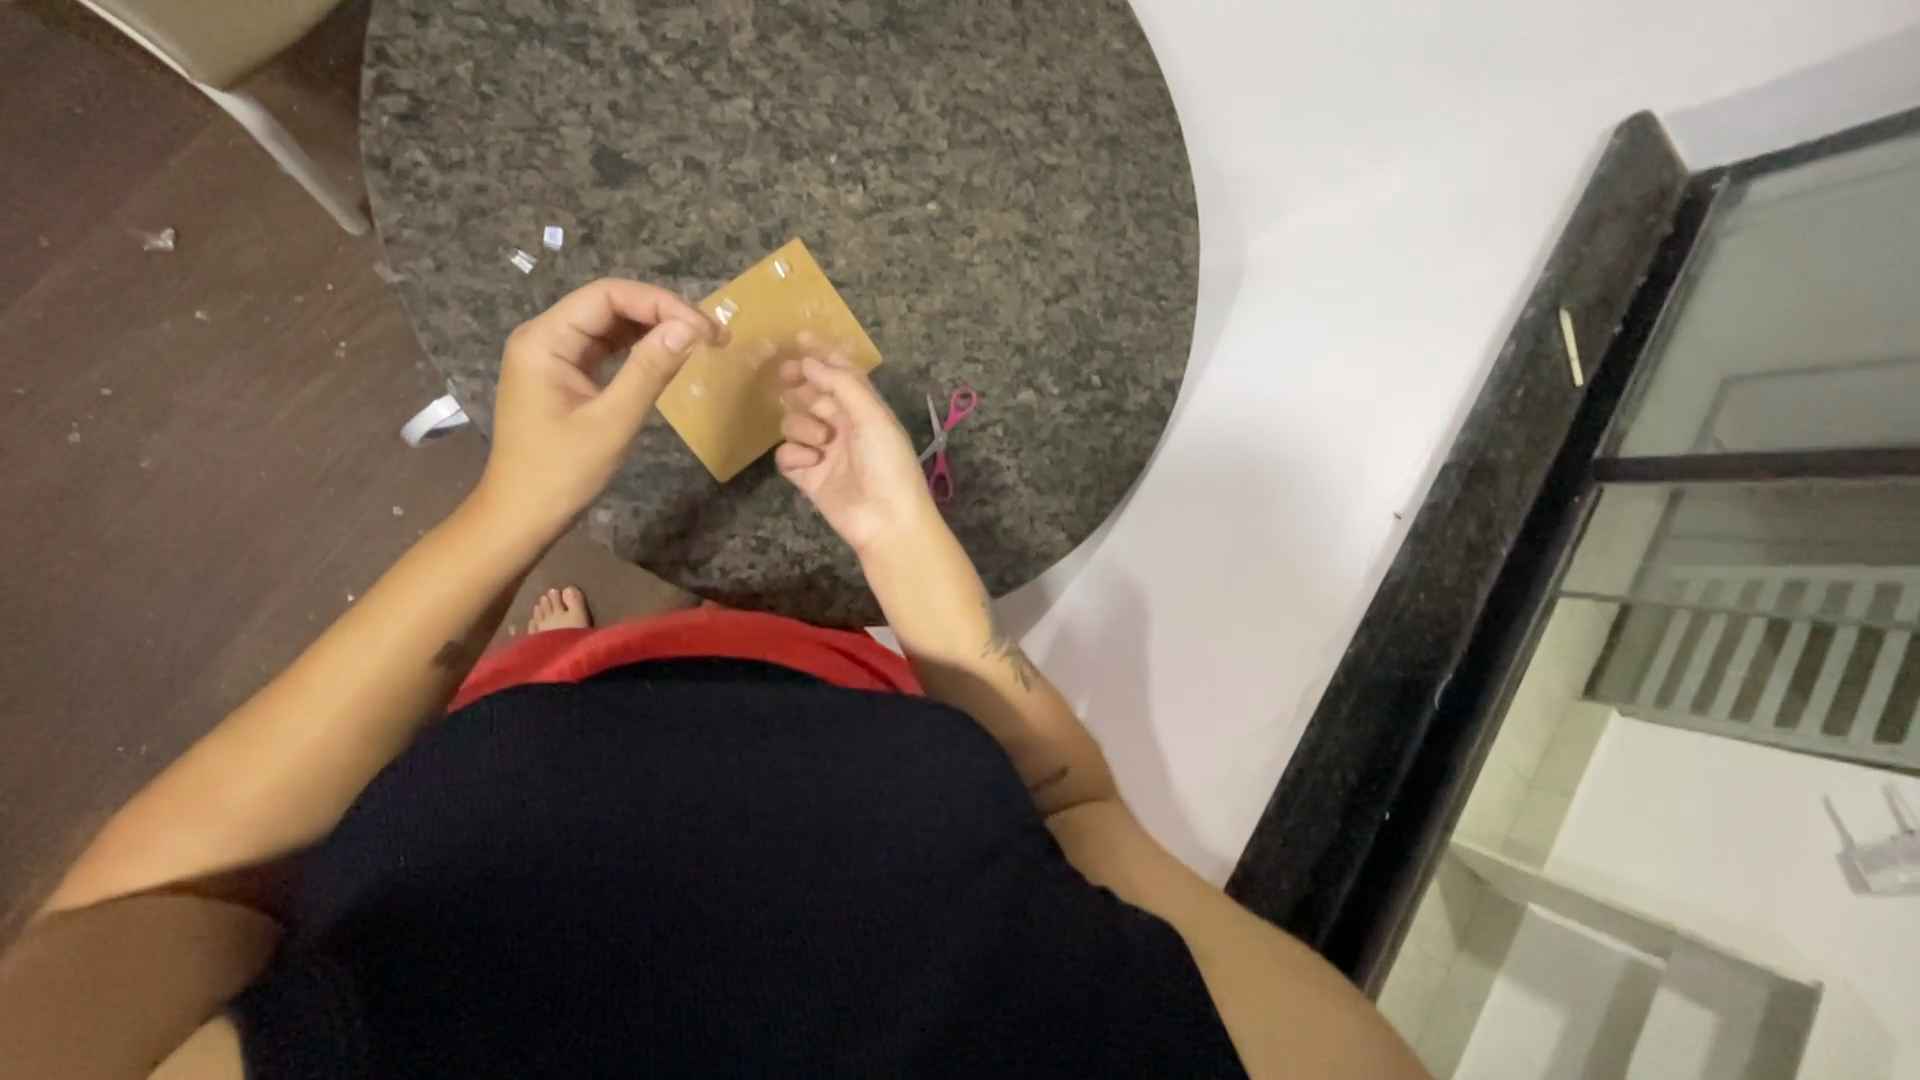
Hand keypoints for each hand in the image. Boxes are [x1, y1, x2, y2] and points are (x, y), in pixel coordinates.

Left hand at [478, 279, 724, 533]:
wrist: (523, 514)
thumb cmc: (562, 471)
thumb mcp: (612, 421)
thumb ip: (650, 371)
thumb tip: (691, 329)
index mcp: (544, 339)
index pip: (609, 296)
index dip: (662, 304)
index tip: (706, 330)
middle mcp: (545, 337)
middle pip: (610, 304)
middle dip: (663, 313)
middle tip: (713, 336)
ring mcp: (554, 356)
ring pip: (612, 325)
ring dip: (656, 329)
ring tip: (702, 343)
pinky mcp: (566, 375)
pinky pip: (607, 349)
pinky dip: (641, 350)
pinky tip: (670, 357)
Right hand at [777, 335, 938, 555]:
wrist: (886, 518)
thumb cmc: (887, 463)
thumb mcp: (872, 415)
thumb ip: (841, 384)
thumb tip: (810, 361)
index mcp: (866, 409)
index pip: (841, 374)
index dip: (823, 355)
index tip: (800, 339)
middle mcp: (844, 426)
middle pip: (813, 395)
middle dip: (802, 383)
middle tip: (789, 374)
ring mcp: (824, 452)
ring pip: (795, 423)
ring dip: (802, 425)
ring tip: (821, 440)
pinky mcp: (808, 477)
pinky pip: (787, 456)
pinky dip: (794, 456)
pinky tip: (811, 463)